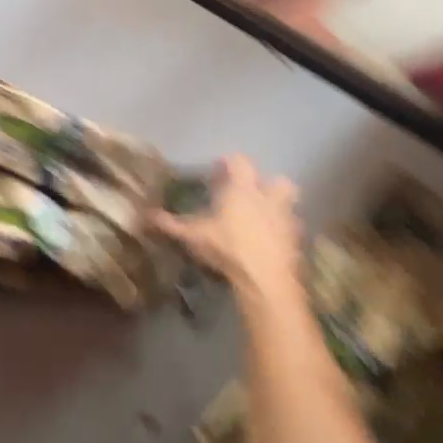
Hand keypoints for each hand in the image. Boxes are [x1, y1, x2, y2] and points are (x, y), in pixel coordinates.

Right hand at [153, 155, 300, 299]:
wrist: (266, 280)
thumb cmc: (228, 248)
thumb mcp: (194, 236)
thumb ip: (171, 224)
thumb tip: (146, 216)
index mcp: (243, 190)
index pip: (240, 162)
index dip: (230, 162)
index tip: (219, 168)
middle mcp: (268, 199)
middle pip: (277, 180)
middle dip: (265, 184)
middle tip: (248, 193)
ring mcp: (286, 220)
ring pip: (288, 205)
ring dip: (276, 208)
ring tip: (259, 219)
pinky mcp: (297, 243)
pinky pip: (291, 231)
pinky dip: (281, 234)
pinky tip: (268, 243)